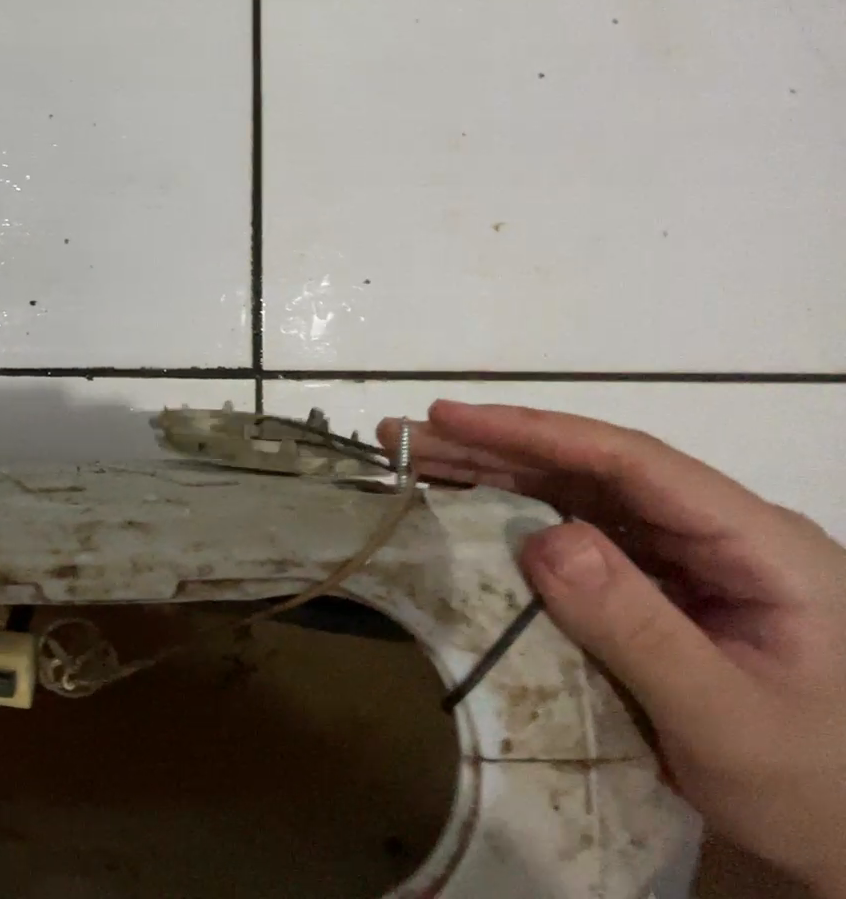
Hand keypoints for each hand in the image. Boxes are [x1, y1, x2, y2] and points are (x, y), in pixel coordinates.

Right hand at [379, 402, 845, 896]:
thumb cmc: (812, 788)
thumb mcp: (724, 717)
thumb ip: (638, 627)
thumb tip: (539, 538)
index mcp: (759, 545)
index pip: (632, 463)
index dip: (533, 432)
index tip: (447, 417)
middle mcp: (719, 533)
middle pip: (590, 468)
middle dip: (490, 446)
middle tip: (400, 436)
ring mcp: (685, 558)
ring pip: (573, 493)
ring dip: (489, 472)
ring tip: (410, 458)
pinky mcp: (655, 585)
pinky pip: (571, 533)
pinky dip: (506, 512)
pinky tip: (457, 504)